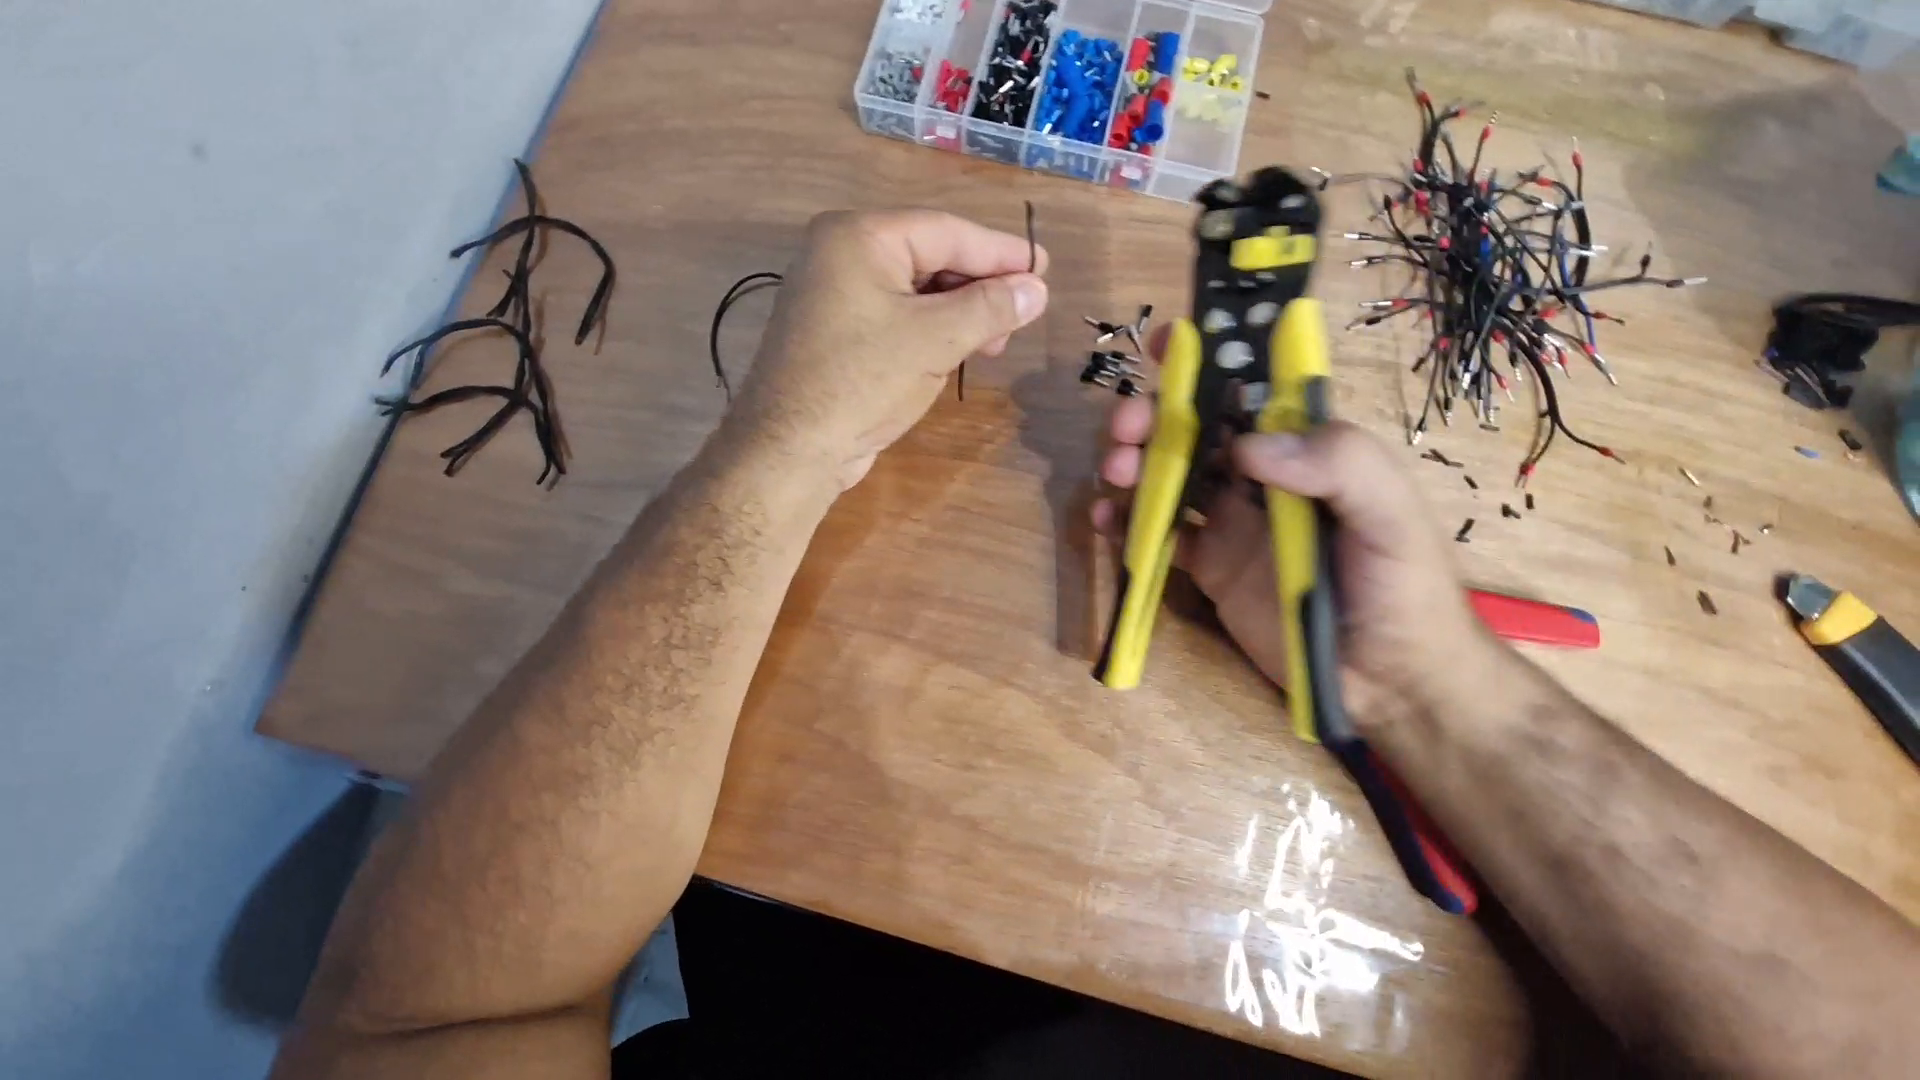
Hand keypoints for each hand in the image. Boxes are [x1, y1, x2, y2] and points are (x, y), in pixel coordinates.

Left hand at [727, 209, 1048, 489]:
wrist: (790, 449)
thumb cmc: (861, 382)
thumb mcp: (934, 339)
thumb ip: (990, 308)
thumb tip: (1037, 288)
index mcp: (858, 236)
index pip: (946, 231)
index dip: (1000, 253)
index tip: (1044, 269)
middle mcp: (841, 253)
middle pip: (930, 256)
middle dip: (980, 287)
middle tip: (1023, 314)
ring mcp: (835, 294)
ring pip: (916, 290)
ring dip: (960, 313)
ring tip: (995, 343)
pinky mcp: (837, 331)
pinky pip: (896, 316)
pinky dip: (931, 330)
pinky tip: (959, 350)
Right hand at [1092, 337, 1496, 729]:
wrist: (1388, 680)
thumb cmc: (1402, 588)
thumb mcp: (1393, 515)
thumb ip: (1340, 463)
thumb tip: (1248, 446)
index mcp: (1302, 447)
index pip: (1250, 387)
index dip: (1207, 359)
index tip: (1164, 343)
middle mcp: (1258, 475)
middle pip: (1190, 427)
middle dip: (1149, 415)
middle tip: (1126, 430)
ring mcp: (1226, 520)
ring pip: (1163, 473)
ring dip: (1129, 462)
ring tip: (1113, 475)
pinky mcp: (1204, 565)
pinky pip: (1154, 533)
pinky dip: (1123, 520)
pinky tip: (1105, 520)